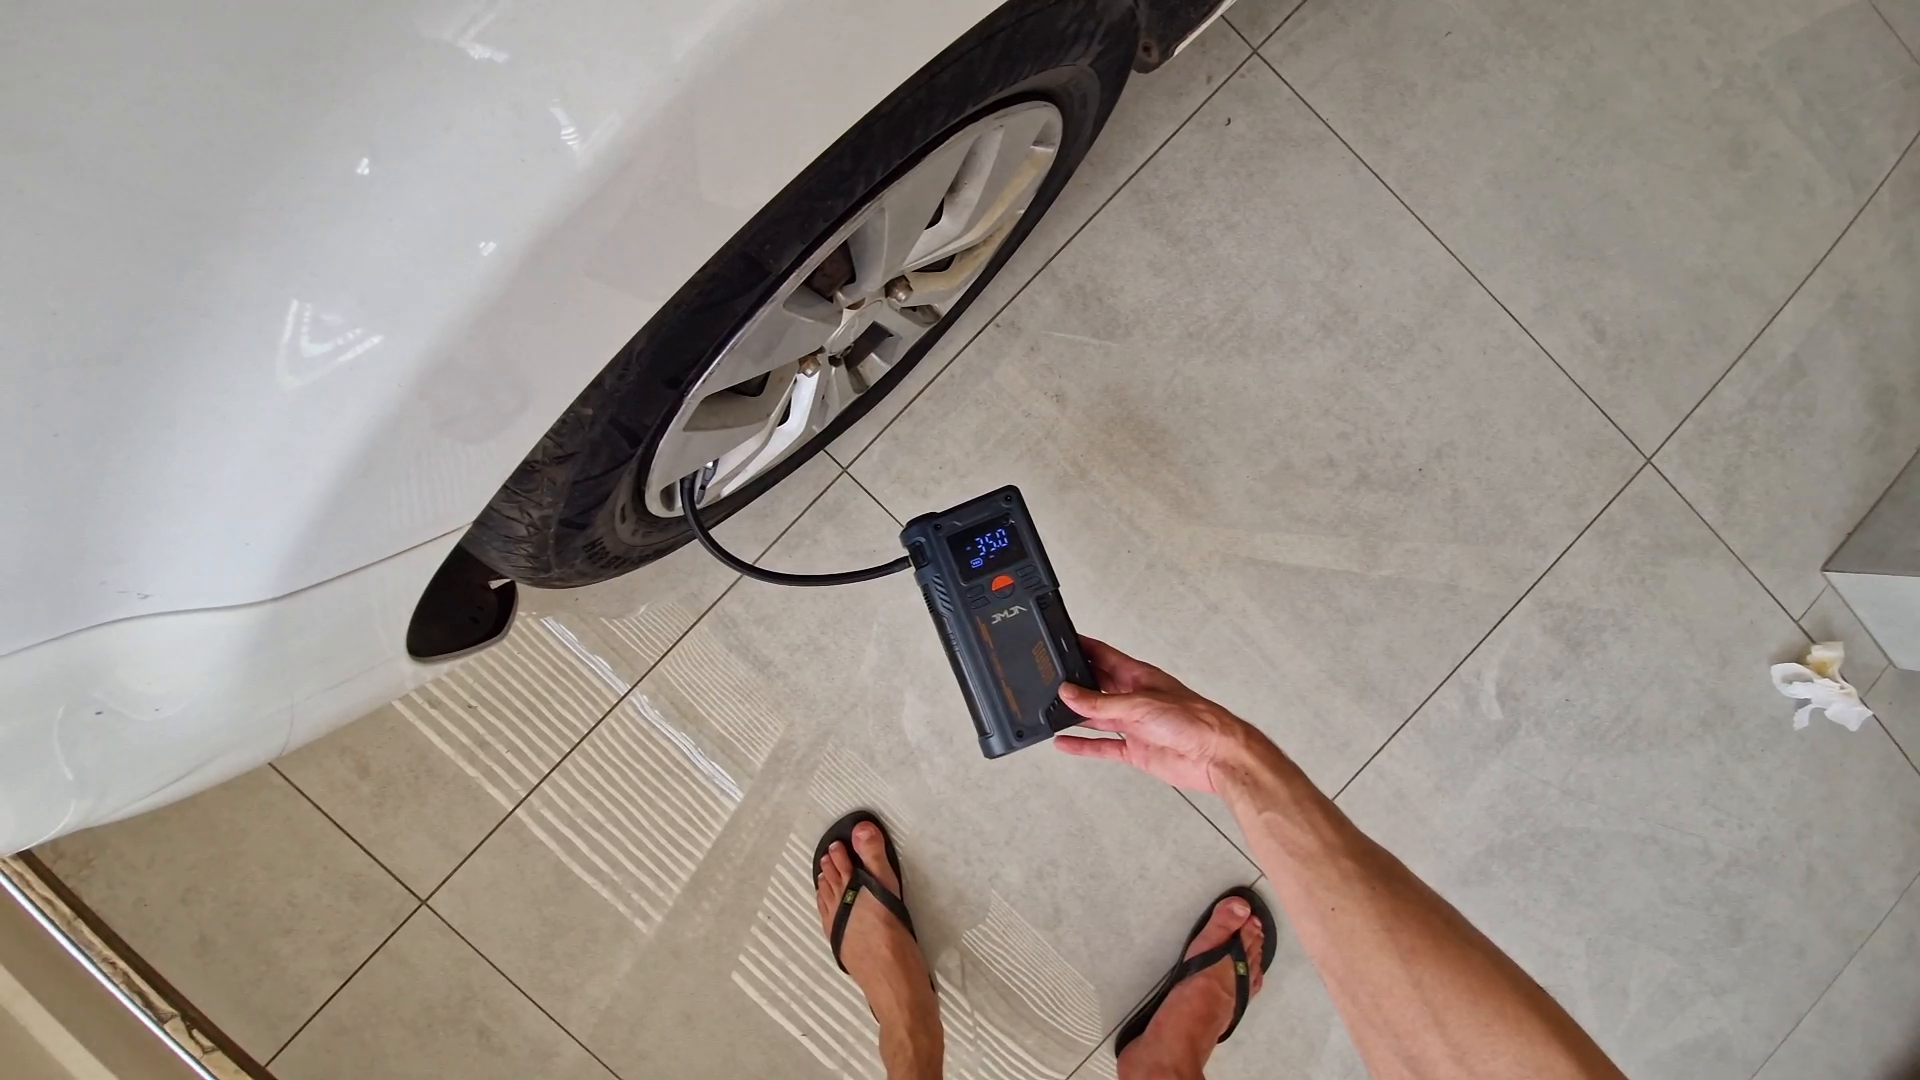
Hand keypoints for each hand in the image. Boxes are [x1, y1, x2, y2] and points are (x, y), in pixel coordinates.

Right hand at [1054, 638, 1269, 795]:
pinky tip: (1066, 743)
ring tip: (1049, 710)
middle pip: (1095, 686)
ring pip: (1096, 716)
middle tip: (1048, 678)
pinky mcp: (1135, 749)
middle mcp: (1134, 698)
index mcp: (1138, 676)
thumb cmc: (1195, 720)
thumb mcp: (1140, 704)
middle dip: (1073, 682)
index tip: (1061, 640)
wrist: (1218, 757)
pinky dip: (1083, 745)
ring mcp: (1134, 724)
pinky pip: (1102, 745)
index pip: (1102, 655)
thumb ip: (1101, 702)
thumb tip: (1069, 693)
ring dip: (1075, 714)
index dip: (1082, 646)